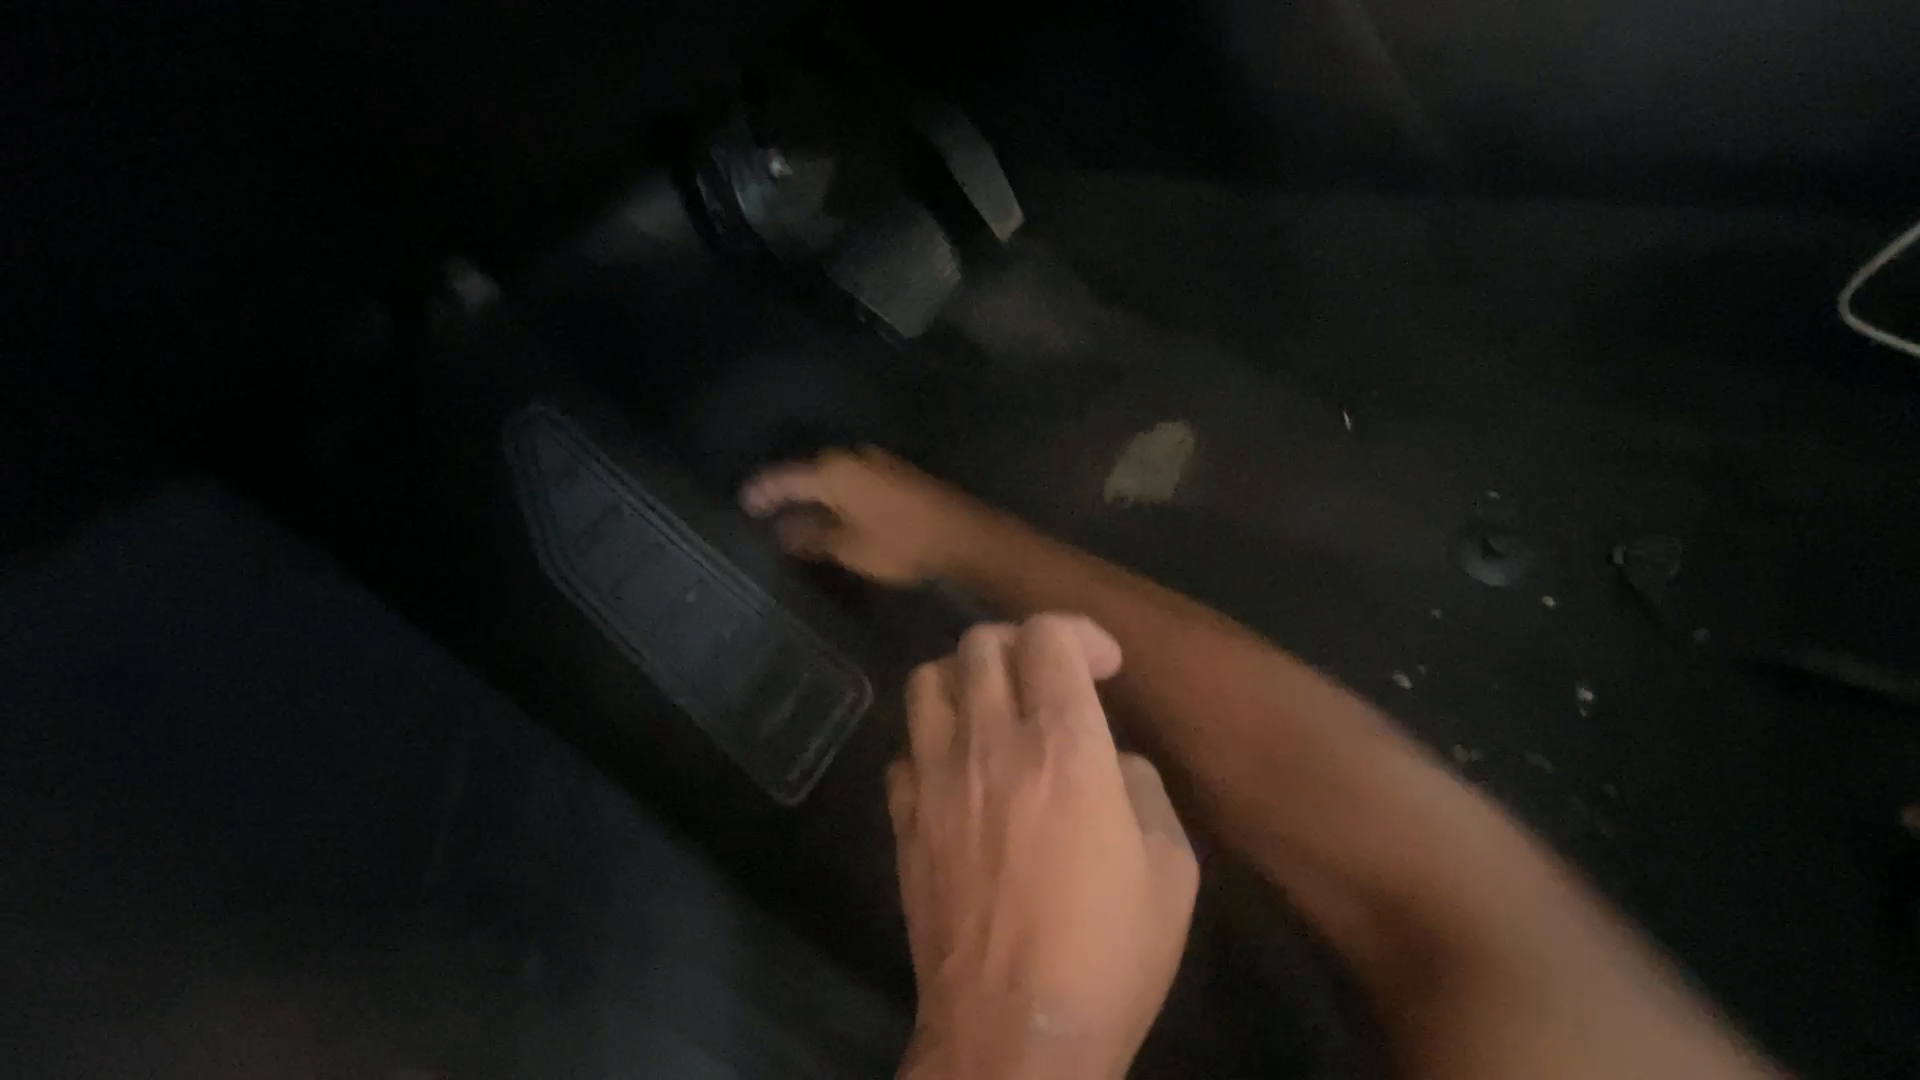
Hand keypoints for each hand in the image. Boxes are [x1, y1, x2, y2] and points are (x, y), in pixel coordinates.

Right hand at [739, 447, 987, 585]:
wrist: (962, 535)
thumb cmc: (901, 543)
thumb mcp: (849, 547)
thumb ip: (812, 537)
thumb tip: (783, 531)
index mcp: (834, 473)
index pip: (785, 478)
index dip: (762, 492)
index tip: (743, 503)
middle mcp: (853, 458)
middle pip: (810, 473)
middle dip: (788, 491)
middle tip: (767, 510)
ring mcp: (878, 462)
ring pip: (834, 476)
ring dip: (816, 492)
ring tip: (798, 513)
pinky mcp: (896, 472)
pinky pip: (854, 480)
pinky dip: (839, 494)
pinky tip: (836, 511)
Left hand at [891, 615, 1198, 1079]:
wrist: (1014, 1034)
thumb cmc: (1107, 954)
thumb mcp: (1171, 869)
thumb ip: (1143, 788)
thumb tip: (1113, 761)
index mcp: (1064, 747)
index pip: (1048, 637)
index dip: (1079, 633)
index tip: (1103, 665)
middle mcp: (990, 744)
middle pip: (980, 643)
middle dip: (1021, 643)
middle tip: (1048, 676)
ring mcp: (935, 778)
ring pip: (927, 679)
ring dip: (965, 677)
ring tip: (993, 706)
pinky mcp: (902, 817)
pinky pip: (905, 747)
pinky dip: (932, 740)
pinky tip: (957, 770)